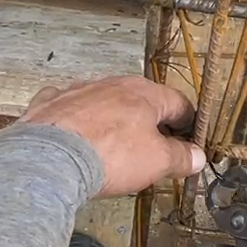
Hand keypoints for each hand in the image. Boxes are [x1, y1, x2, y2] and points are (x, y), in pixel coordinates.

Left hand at [19, 76, 205, 196]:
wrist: (49, 160)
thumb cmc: (111, 156)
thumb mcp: (157, 162)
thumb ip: (181, 157)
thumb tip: (198, 157)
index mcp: (144, 92)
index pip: (179, 104)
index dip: (189, 126)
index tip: (190, 145)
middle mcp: (112, 84)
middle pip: (141, 103)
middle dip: (151, 126)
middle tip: (155, 154)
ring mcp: (77, 91)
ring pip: (105, 104)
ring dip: (115, 123)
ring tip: (116, 151)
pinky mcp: (49, 104)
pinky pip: (70, 110)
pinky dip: (78, 122)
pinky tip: (77, 140)